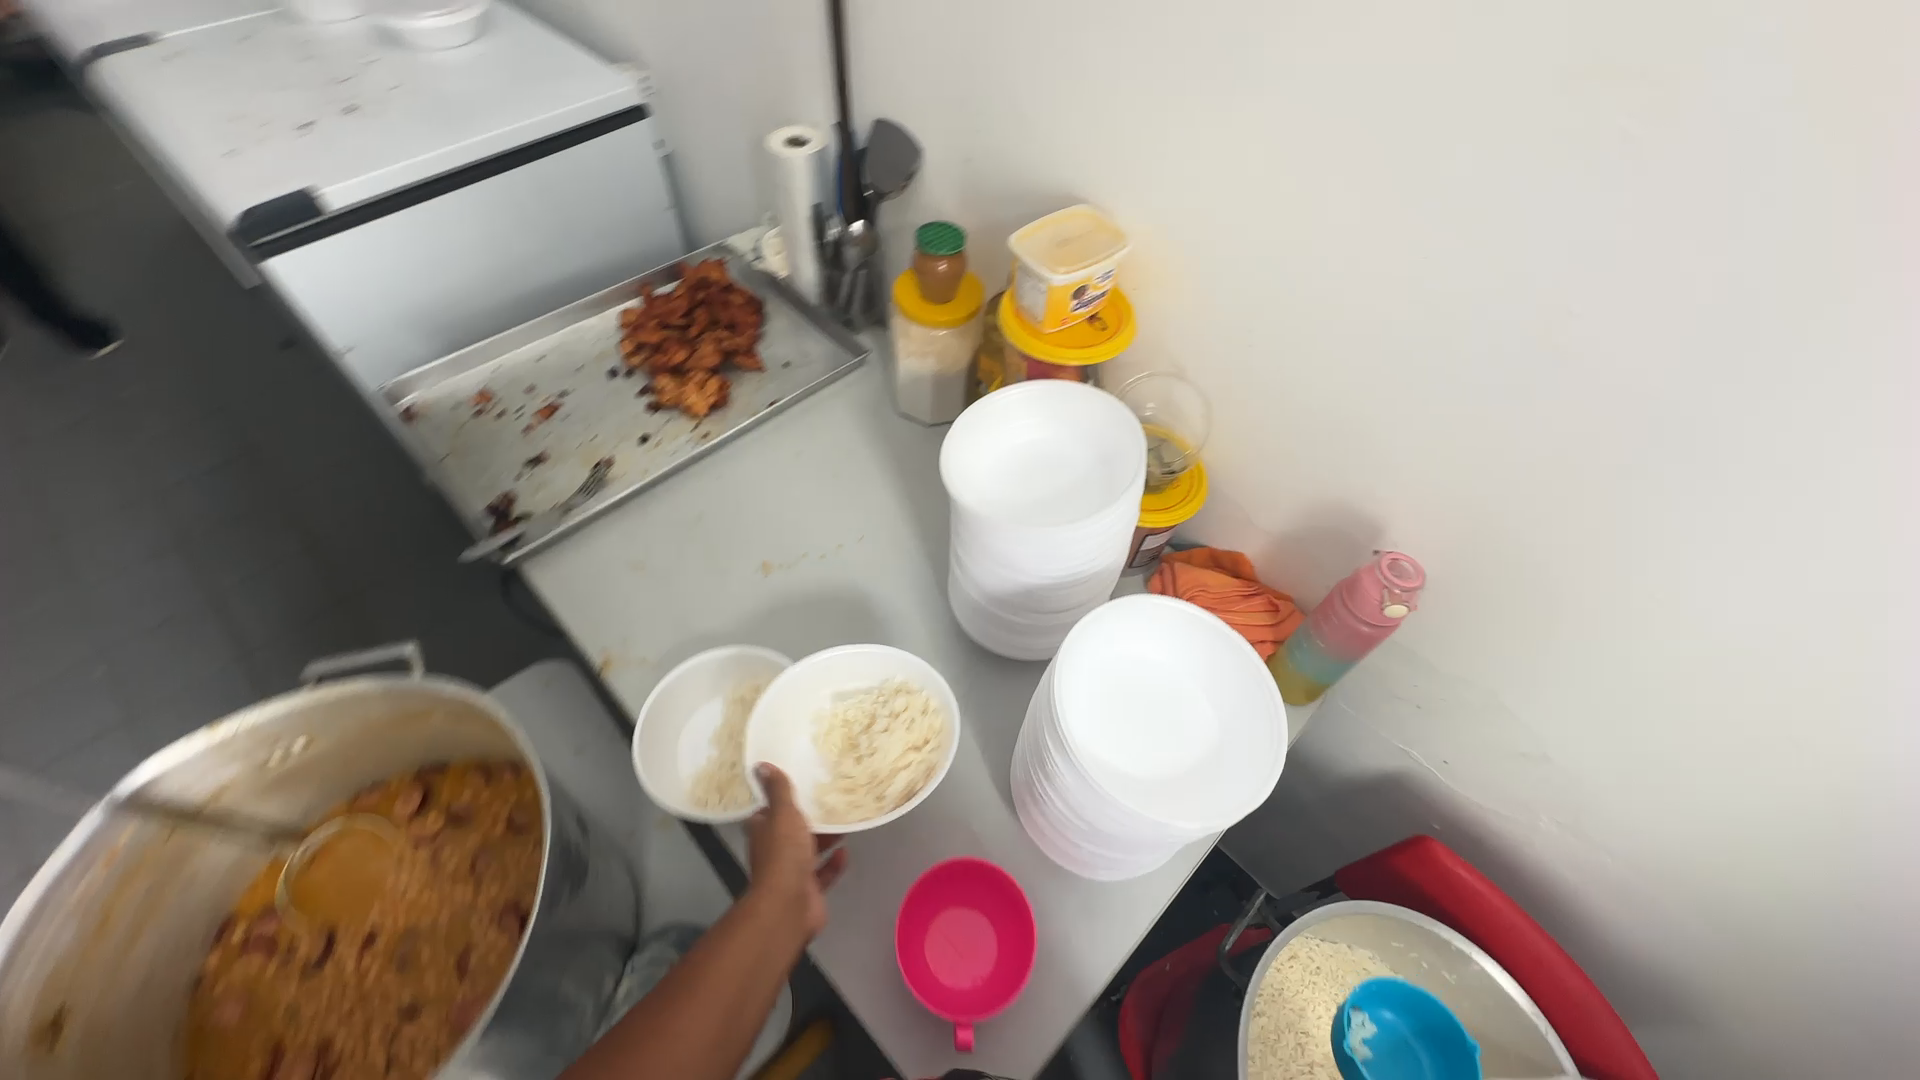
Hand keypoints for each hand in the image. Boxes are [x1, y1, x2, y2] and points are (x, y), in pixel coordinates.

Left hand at [745, 763, 846, 937]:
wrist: (789, 905)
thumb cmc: (783, 854)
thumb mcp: (782, 814)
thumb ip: (778, 791)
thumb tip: (760, 765)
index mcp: (764, 832)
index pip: (766, 812)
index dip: (777, 800)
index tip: (794, 784)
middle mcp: (775, 851)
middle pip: (790, 831)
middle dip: (807, 818)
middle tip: (827, 799)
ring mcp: (792, 873)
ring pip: (809, 851)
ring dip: (824, 839)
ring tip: (843, 821)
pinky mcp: (809, 890)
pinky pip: (824, 873)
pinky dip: (834, 863)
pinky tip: (845, 852)